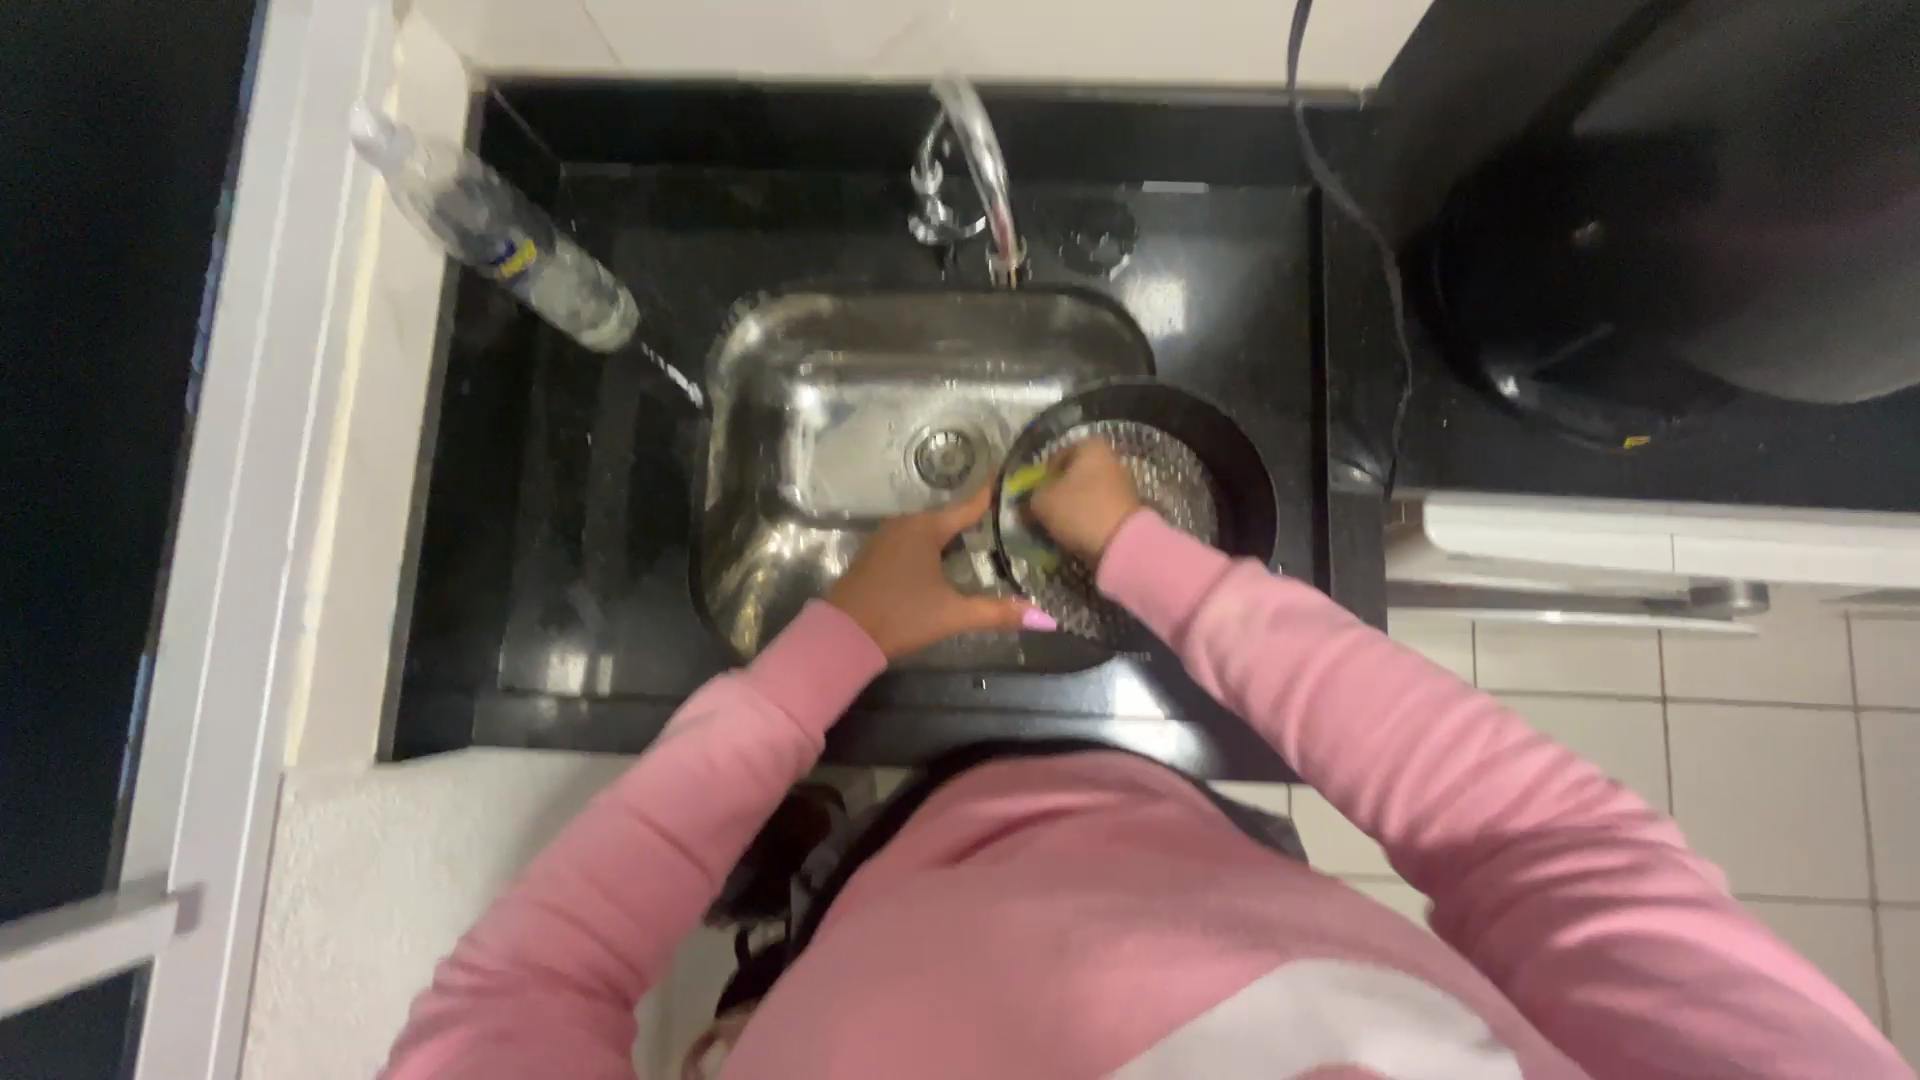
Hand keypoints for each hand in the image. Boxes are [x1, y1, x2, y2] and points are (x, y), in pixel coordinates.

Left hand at [827, 484, 1046, 658]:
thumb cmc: (900, 617)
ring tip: (984, 544)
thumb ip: (998, 612)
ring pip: (929, 531)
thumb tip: (1046, 618)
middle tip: (1008, 526)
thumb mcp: (953, 615)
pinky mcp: (874, 555)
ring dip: (952, 537)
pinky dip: (932, 548)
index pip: (969, 505)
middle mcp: (905, 524)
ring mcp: (885, 538)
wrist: (841, 635)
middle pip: (949, 518)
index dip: (992, 495)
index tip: (1013, 478)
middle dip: (976, 522)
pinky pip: (912, 543)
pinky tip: (946, 563)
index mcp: (926, 528)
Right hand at [1029, 438, 1142, 564]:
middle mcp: (1110, 459)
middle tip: (1042, 513)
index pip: (1056, 456)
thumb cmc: (1078, 510)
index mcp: (1090, 446)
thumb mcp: (1041, 501)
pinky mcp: (1127, 508)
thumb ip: (1029, 496)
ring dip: (1069, 509)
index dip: (1040, 477)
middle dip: (1056, 494)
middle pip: (1072, 476)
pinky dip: (1085, 520)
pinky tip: (1075, 535)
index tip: (1033, 496)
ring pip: (1084, 495)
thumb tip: (1027, 501)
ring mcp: (1121, 484)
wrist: (1121, 543)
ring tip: (1056, 528)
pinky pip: (1097, 510)